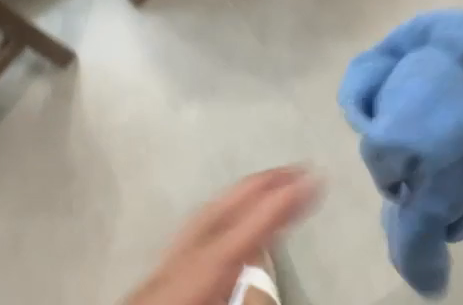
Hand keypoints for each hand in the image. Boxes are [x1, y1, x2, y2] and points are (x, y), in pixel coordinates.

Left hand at [121, 168, 316, 304]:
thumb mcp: (215, 300)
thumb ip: (248, 295)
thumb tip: (265, 273)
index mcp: (188, 289)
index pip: (238, 238)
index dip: (277, 206)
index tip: (313, 178)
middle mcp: (167, 277)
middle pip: (213, 217)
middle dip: (258, 188)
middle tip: (299, 171)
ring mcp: (152, 285)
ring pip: (197, 227)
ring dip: (239, 202)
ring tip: (273, 190)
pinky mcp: (148, 296)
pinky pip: (190, 244)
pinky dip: (220, 225)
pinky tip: (235, 236)